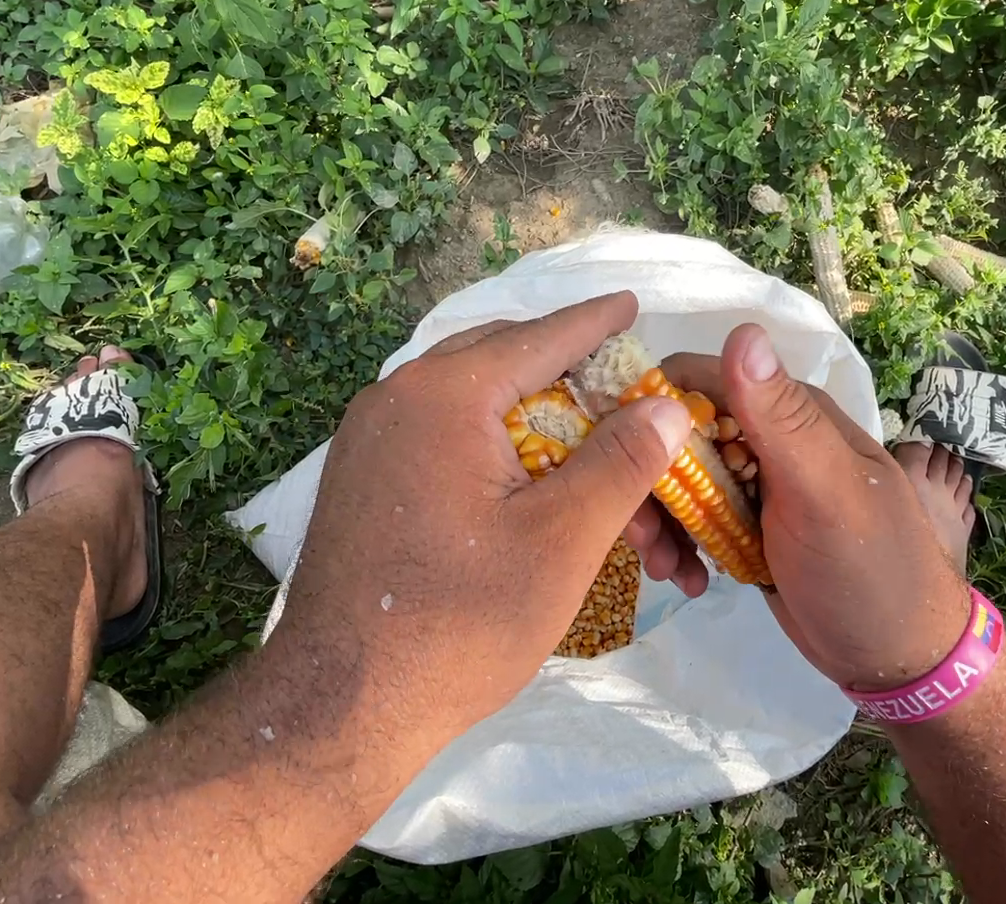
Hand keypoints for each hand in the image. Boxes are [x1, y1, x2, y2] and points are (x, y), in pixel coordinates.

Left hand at [279, 292, 693, 738]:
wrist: (340, 702)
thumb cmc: (461, 623)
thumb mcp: (561, 541)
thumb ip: (621, 462)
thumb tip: (665, 404)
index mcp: (445, 395)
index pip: (539, 339)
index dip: (594, 323)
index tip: (630, 304)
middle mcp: (396, 396)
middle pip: (497, 355)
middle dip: (559, 361)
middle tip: (611, 372)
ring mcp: (368, 434)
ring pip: (464, 392)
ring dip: (521, 401)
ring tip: (571, 419)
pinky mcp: (360, 471)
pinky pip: (435, 424)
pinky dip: (484, 428)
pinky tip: (513, 462)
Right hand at [623, 323, 972, 690]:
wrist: (897, 657)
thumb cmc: (868, 571)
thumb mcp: (826, 492)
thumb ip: (782, 417)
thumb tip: (742, 329)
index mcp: (787, 412)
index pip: (695, 381)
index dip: (649, 409)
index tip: (622, 459)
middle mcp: (764, 436)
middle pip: (672, 434)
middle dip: (647, 479)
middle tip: (644, 536)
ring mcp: (751, 482)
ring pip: (674, 478)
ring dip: (658, 518)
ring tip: (666, 568)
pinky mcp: (741, 522)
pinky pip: (688, 517)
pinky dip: (678, 544)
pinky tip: (688, 578)